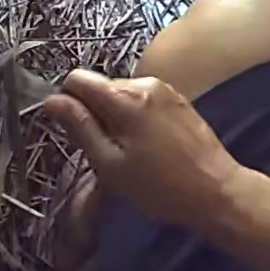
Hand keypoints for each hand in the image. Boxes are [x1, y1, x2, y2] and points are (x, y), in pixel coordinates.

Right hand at [43, 69, 243, 230]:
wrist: (218, 192)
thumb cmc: (159, 186)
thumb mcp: (110, 164)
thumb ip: (80, 127)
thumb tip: (52, 100)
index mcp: (123, 98)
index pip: (77, 78)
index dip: (68, 102)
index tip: (77, 131)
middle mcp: (143, 83)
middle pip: (99, 86)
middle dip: (93, 111)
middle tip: (106, 150)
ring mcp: (163, 88)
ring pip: (120, 93)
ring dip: (115, 115)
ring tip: (130, 150)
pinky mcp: (176, 97)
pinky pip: (141, 98)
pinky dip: (135, 115)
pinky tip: (148, 143)